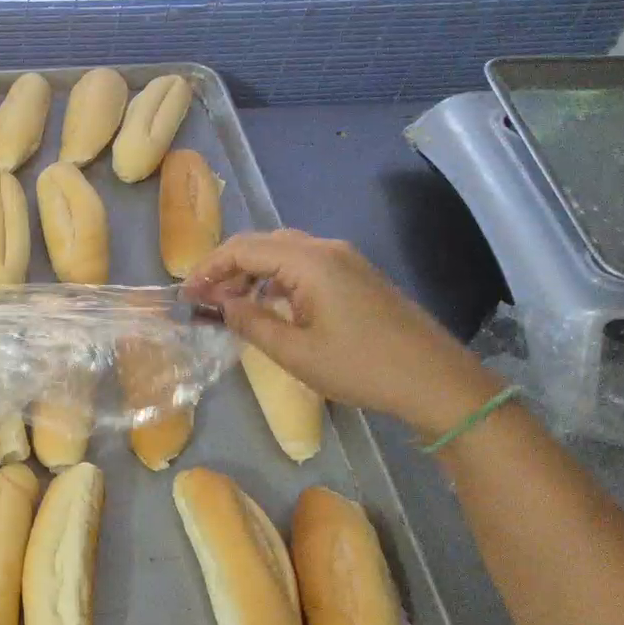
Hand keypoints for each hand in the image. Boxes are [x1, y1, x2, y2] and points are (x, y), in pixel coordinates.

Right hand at [182, 230, 502, 436]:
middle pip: (262, 243)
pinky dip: (275, 277)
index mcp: (310, 262)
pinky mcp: (357, 276)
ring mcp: (346, 260)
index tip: (186, 294)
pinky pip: (304, 264)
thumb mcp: (295, 353)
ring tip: (229, 303)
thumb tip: (222, 304)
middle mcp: (327, 249)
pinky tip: (266, 304)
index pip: (243, 249)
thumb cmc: (361, 368)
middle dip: (227, 266)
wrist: (437, 382)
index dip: (208, 268)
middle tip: (202, 298)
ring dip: (251, 271)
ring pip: (283, 251)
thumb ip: (250, 322)